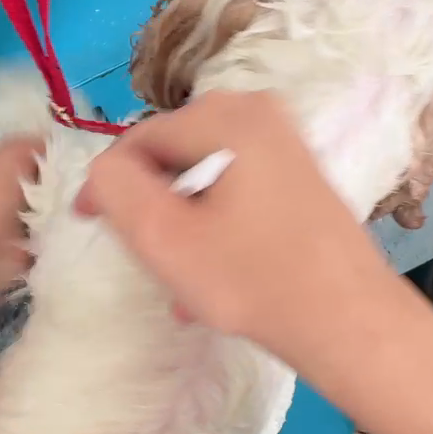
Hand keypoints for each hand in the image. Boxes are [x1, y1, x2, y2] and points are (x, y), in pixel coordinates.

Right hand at [74, 92, 404, 373]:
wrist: (346, 320)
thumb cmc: (251, 280)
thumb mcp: (164, 238)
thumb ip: (116, 189)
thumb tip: (103, 171)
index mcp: (227, 117)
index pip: (140, 137)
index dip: (106, 180)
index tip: (86, 222)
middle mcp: (260, 113)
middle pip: (173, 154)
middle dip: (148, 202)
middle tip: (138, 249)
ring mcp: (286, 144)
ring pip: (203, 176)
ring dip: (178, 220)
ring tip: (174, 273)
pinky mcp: (299, 176)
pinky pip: (234, 190)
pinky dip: (212, 224)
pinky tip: (209, 274)